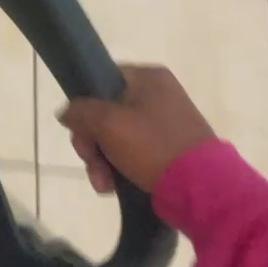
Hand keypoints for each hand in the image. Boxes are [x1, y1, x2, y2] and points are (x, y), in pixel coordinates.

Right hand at [58, 64, 215, 193]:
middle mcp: (158, 94)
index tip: (81, 133)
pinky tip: (114, 186)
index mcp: (148, 78)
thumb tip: (66, 112)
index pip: (99, 81)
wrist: (201, 188)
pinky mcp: (167, 146)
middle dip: (92, 145)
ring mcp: (164, 121)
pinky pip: (131, 150)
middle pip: (104, 113)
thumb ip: (80, 112)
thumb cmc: (153, 147)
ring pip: (114, 136)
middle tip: (94, 166)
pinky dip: (119, 167)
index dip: (84, 108)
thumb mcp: (108, 124)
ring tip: (105, 185)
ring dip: (102, 161)